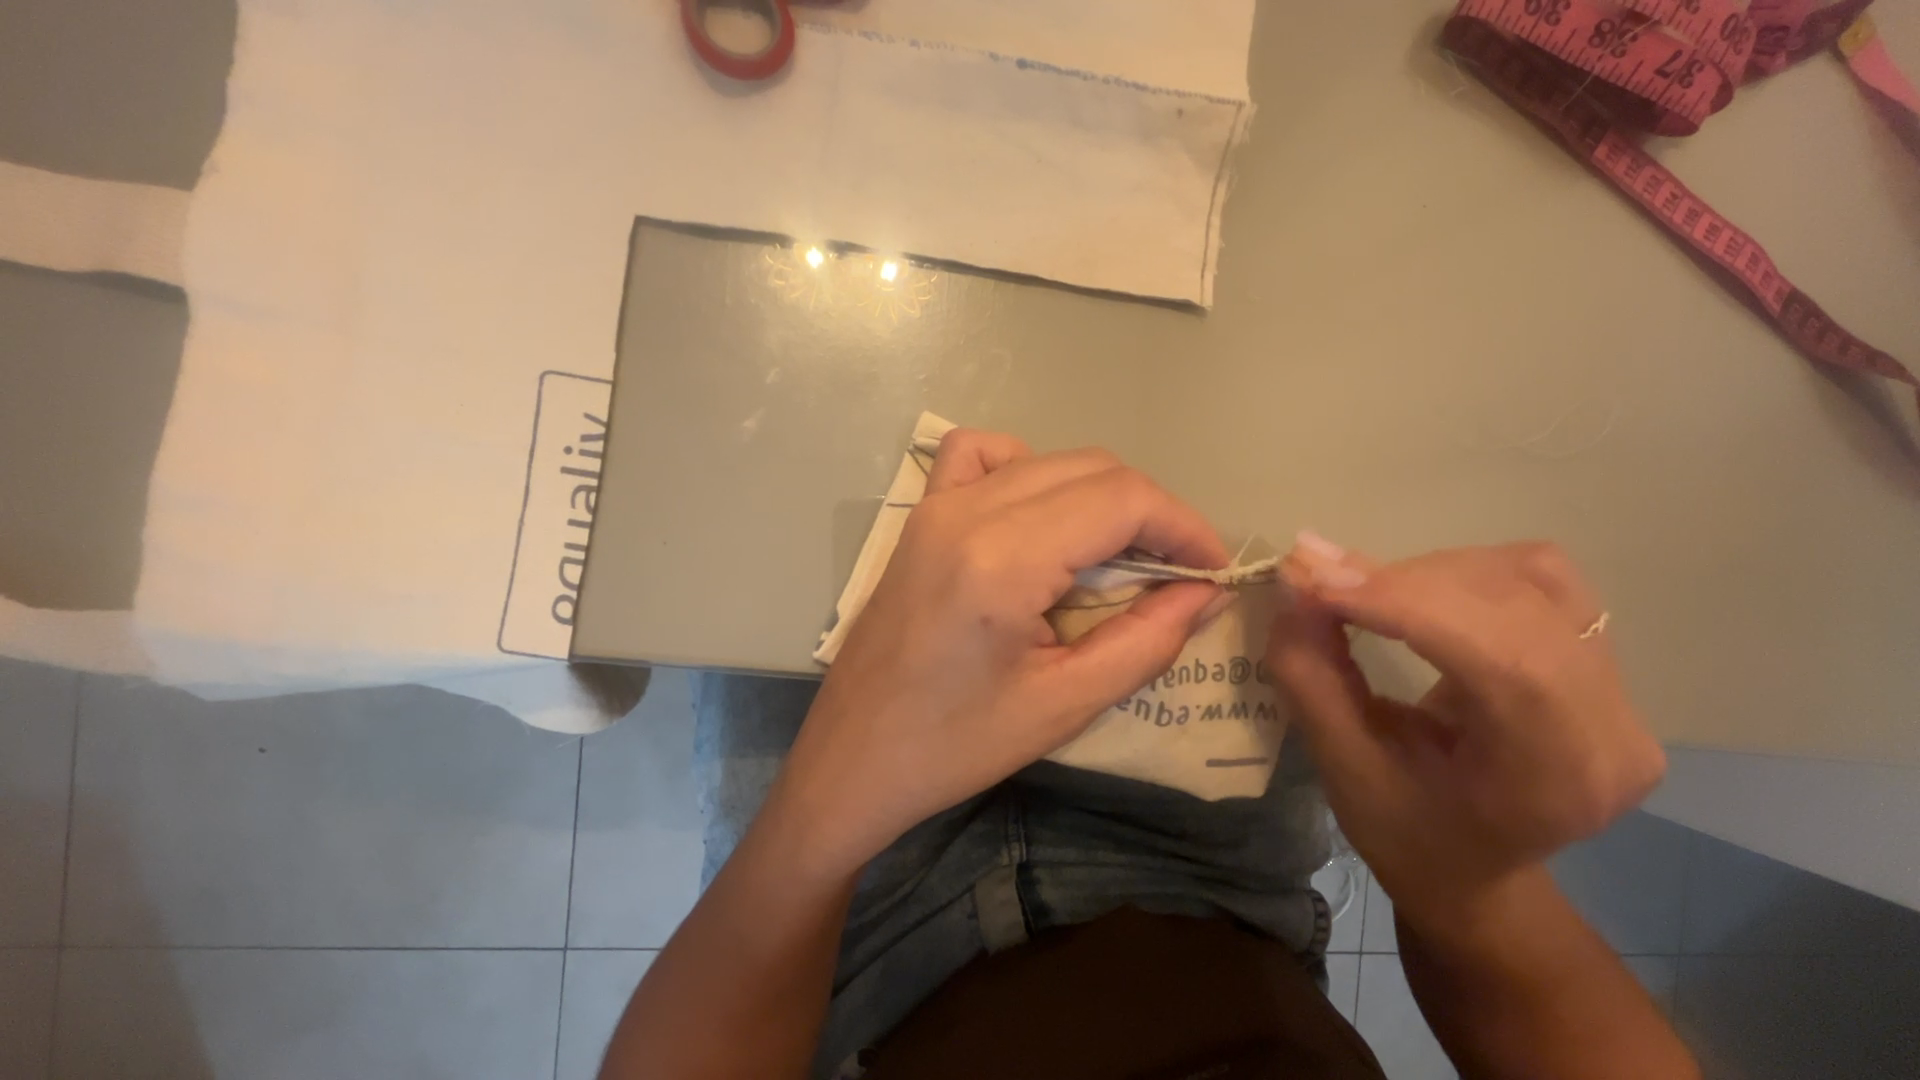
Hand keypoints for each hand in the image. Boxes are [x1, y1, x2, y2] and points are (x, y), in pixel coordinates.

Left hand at [773, 430, 1230, 869]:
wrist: (853, 758)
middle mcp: (966, 511)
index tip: (1213, 571)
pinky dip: (1028, 470)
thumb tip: (1205, 592)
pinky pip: (980, 457)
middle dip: (1150, 514)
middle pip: (1092, 469)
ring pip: (1046, 459)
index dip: (1184, 526)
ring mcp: (935, 506)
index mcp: (1002, 558)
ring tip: (1117, 555)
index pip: (1122, 500)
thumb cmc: (956, 746)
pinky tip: (1041, 519)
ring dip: (1098, 495)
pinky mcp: (918, 517)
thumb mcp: (1065, 704)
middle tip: (1176, 574)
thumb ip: (1146, 639)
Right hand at [1266, 535, 1664, 939]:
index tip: (1313, 579)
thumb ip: (1312, 675)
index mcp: (1557, 777)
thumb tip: (1293, 580)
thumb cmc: (1406, 835)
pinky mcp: (1604, 662)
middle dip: (1404, 582)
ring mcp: (1621, 691)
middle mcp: (1613, 728)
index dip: (1402, 604)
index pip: (1497, 658)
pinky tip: (1421, 595)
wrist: (1473, 870)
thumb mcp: (1343, 768)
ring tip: (1366, 594)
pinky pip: (1541, 580)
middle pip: (1512, 607)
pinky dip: (1467, 571)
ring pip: (1527, 578)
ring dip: (1432, 573)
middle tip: (1317, 576)